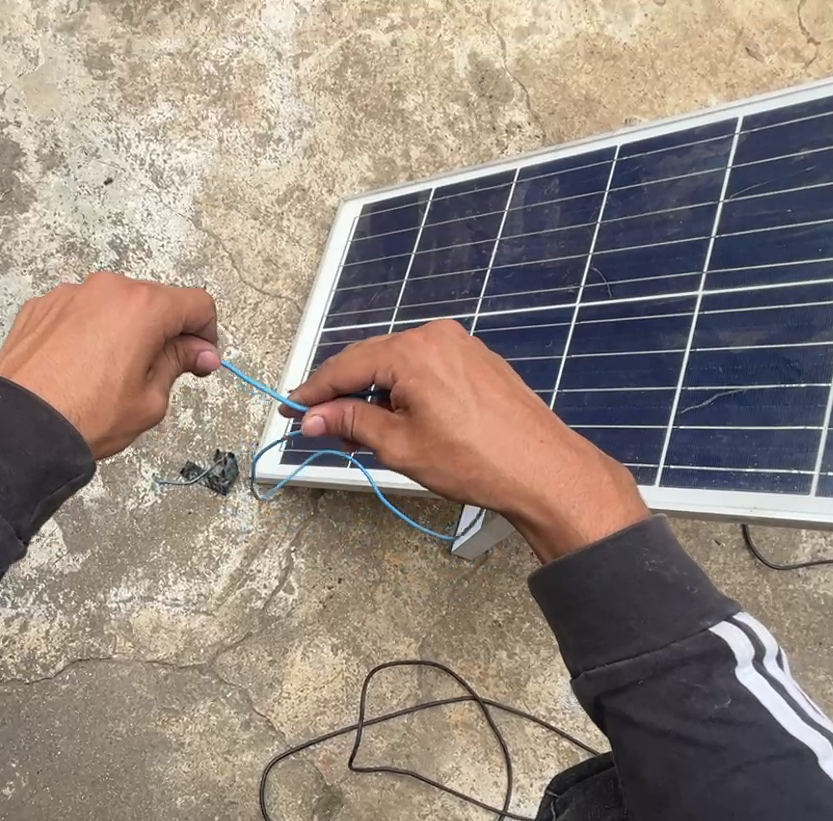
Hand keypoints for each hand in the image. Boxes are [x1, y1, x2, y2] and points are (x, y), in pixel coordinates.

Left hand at [0, 273, 221, 459]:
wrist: (19, 427)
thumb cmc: (86, 417)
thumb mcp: (150, 401)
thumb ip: (179, 365)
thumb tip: (200, 352)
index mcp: (143, 307)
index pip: (197, 305)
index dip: (206, 335)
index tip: (200, 361)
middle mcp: (107, 289)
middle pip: (155, 301)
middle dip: (166, 333)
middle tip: (162, 374)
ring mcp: (70, 295)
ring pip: (115, 306)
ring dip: (126, 332)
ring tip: (113, 375)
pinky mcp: (41, 307)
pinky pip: (80, 313)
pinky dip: (90, 333)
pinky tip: (82, 369)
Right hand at [287, 319, 648, 561]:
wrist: (543, 471)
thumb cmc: (471, 460)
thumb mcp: (398, 445)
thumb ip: (350, 424)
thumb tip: (312, 418)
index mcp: (412, 351)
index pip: (346, 367)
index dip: (313, 391)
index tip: (289, 409)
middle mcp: (436, 337)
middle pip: (370, 360)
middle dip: (340, 393)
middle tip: (313, 421)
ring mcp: (460, 345)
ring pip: (397, 366)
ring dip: (371, 394)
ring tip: (354, 430)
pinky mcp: (476, 361)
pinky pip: (423, 369)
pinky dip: (400, 391)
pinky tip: (392, 417)